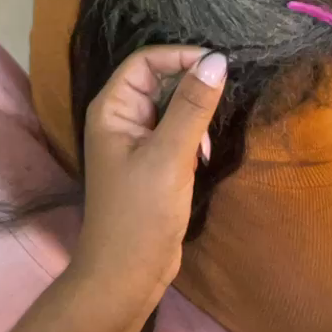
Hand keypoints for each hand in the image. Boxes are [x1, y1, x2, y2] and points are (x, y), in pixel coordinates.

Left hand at [72, 46, 227, 299]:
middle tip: (219, 103)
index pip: (145, 61)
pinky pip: (173, 131)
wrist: (126, 276)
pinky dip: (191, 138)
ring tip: (206, 145)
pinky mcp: (148, 161)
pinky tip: (202, 159)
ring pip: (170, 106)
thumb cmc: (141, 213)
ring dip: (193, 117)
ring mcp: (133, 140)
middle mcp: (118, 117)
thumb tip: (216, 60)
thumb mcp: (171, 156)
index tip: (218, 65)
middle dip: (190, 89)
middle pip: (158, 80)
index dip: (179, 56)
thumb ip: (192, 107)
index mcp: (112, 107)